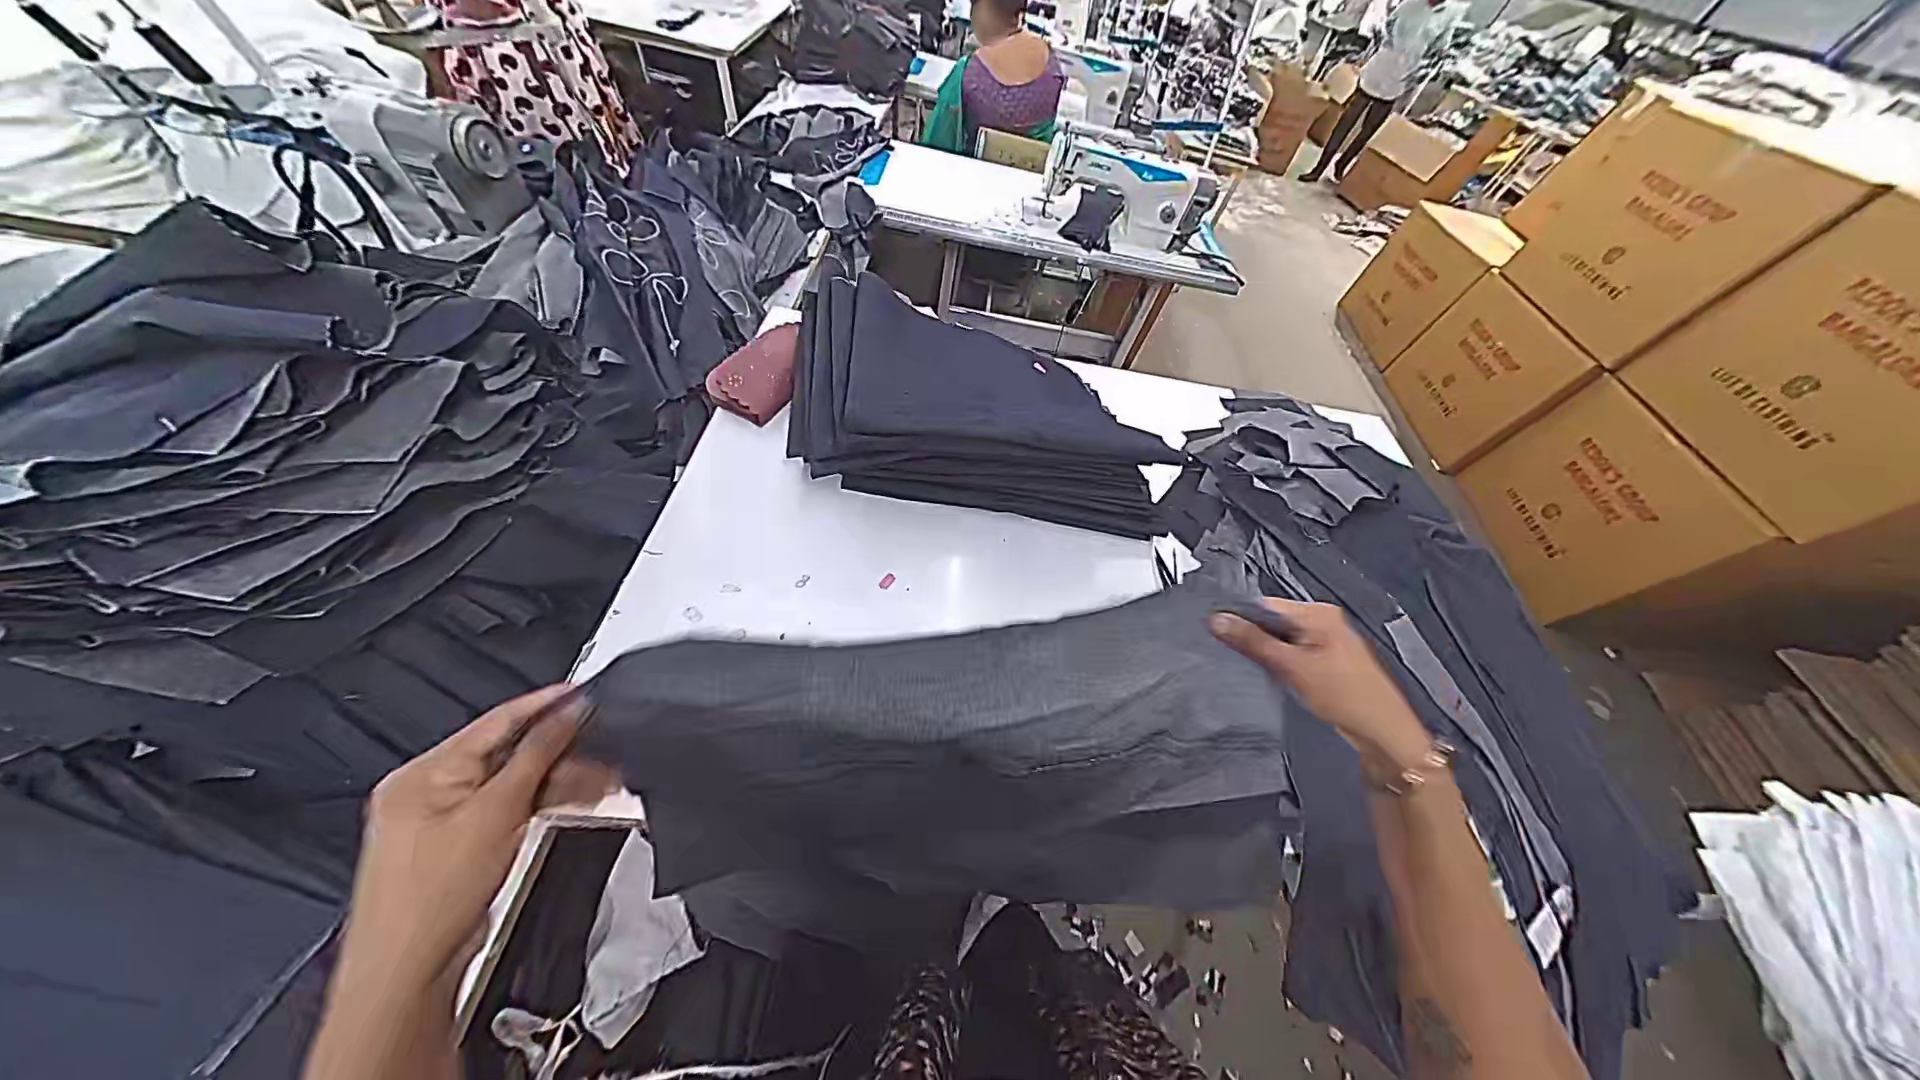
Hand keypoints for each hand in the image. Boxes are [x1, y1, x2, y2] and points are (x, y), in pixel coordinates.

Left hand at [339, 684, 614, 988]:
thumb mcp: (495, 812)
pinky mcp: (465, 841)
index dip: (543, 703)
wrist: (412, 973)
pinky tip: (576, 797)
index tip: (580, 692)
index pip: (494, 720)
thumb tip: (564, 715)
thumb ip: (535, 755)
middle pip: (508, 751)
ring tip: (601, 776)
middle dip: (560, 748)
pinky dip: (544, 800)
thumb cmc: (428, 902)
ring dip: (559, 777)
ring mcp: (446, 817)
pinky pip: (512, 805)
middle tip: (601, 742)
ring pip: (516, 780)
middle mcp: (429, 790)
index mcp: (422, 774)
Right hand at [1210, 598, 1432, 775]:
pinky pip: (1290, 651)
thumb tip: (1216, 619)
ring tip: (1240, 662)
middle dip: (1249, 634)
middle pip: (1271, 620)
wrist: (1382, 732)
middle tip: (1222, 649)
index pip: (1264, 604)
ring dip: (1261, 650)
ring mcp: (1324, 640)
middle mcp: (1322, 619)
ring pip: (1279, 637)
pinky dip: (1276, 660)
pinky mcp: (1324, 659)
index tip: (1213, 630)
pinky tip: (1264, 672)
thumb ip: (1252, 640)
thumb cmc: (1342, 694)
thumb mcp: (1291, 666)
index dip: (1238, 616)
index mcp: (1317, 612)